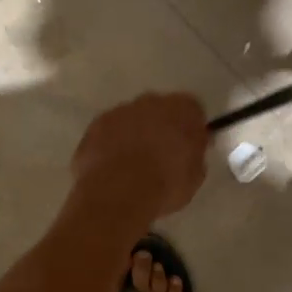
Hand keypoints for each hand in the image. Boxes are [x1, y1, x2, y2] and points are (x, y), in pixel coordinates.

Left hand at [70, 92, 208, 218]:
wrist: (119, 190)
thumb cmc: (166, 184)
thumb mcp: (195, 176)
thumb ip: (194, 155)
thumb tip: (190, 150)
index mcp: (183, 109)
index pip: (192, 110)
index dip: (189, 129)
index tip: (187, 148)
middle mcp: (151, 101)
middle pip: (159, 109)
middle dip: (159, 127)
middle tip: (160, 156)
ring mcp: (120, 110)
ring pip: (131, 119)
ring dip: (133, 134)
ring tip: (132, 166)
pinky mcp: (96, 124)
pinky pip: (108, 131)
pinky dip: (110, 144)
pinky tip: (111, 167)